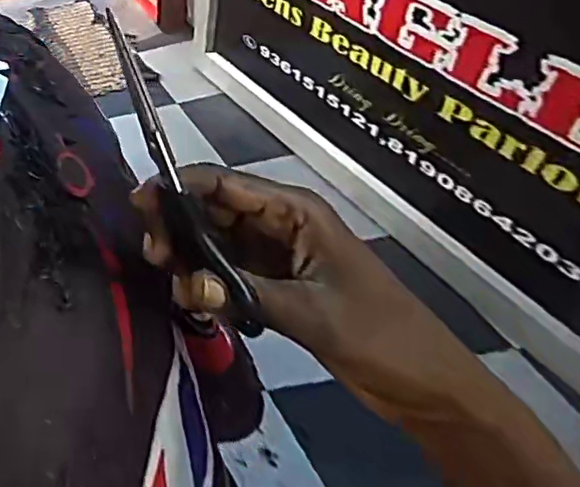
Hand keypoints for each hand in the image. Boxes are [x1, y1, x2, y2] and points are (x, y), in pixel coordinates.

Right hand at [130, 165, 500, 425]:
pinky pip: (222, 268)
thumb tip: (188, 285)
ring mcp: (272, 251)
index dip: (176, 187)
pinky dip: (205, 280)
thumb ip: (244, 294)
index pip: (220, 183)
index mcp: (293, 210)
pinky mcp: (270, 279)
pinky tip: (196, 298)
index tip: (142, 205)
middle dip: (177, 228)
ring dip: (189, 258)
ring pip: (211, 239)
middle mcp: (277, 221)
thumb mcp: (314, 314)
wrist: (437, 396)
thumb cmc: (387, 339)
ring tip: (177, 284)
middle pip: (208, 208)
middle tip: (155, 255)